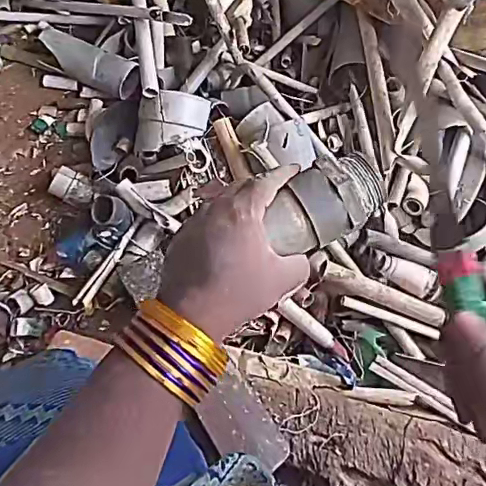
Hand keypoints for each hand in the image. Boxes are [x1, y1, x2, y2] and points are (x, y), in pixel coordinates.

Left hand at [156, 166, 309, 340]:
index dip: (282, 174)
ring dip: (235, 206)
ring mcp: (195, 223)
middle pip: (239, 186)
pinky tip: (225, 243)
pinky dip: (217, 225)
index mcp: (241, 212)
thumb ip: (300, 265)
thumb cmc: (230, 295)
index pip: (265, 181)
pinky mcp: (182, 238)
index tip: (290, 172)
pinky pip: (202, 221)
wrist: (193, 313)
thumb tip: (303, 263)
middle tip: (272, 196)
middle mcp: (215, 211)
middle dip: (258, 187)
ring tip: (249, 221)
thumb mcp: (282, 280)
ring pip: (218, 202)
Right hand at [441, 272, 485, 485]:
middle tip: (458, 379)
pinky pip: (481, 367)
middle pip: (482, 323)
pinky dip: (470, 385)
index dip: (474, 281)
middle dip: (460, 347)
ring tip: (471, 405)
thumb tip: (460, 316)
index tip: (445, 273)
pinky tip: (475, 410)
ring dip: (463, 372)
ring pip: (476, 346)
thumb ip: (481, 359)